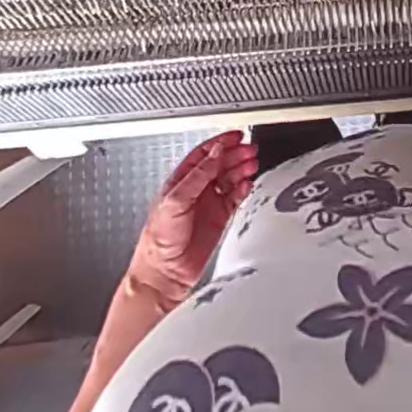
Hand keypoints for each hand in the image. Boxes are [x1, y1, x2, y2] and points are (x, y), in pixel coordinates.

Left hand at [126, 130, 259, 309]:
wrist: (164, 275)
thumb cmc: (159, 241)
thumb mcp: (175, 201)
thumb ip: (198, 175)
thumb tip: (215, 152)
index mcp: (182, 181)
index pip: (204, 154)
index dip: (221, 142)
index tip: (236, 136)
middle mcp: (196, 189)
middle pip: (220, 163)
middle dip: (236, 154)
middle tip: (250, 149)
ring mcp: (208, 203)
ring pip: (230, 178)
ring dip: (242, 168)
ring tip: (253, 163)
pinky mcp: (219, 218)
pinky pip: (235, 197)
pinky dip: (243, 189)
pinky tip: (248, 184)